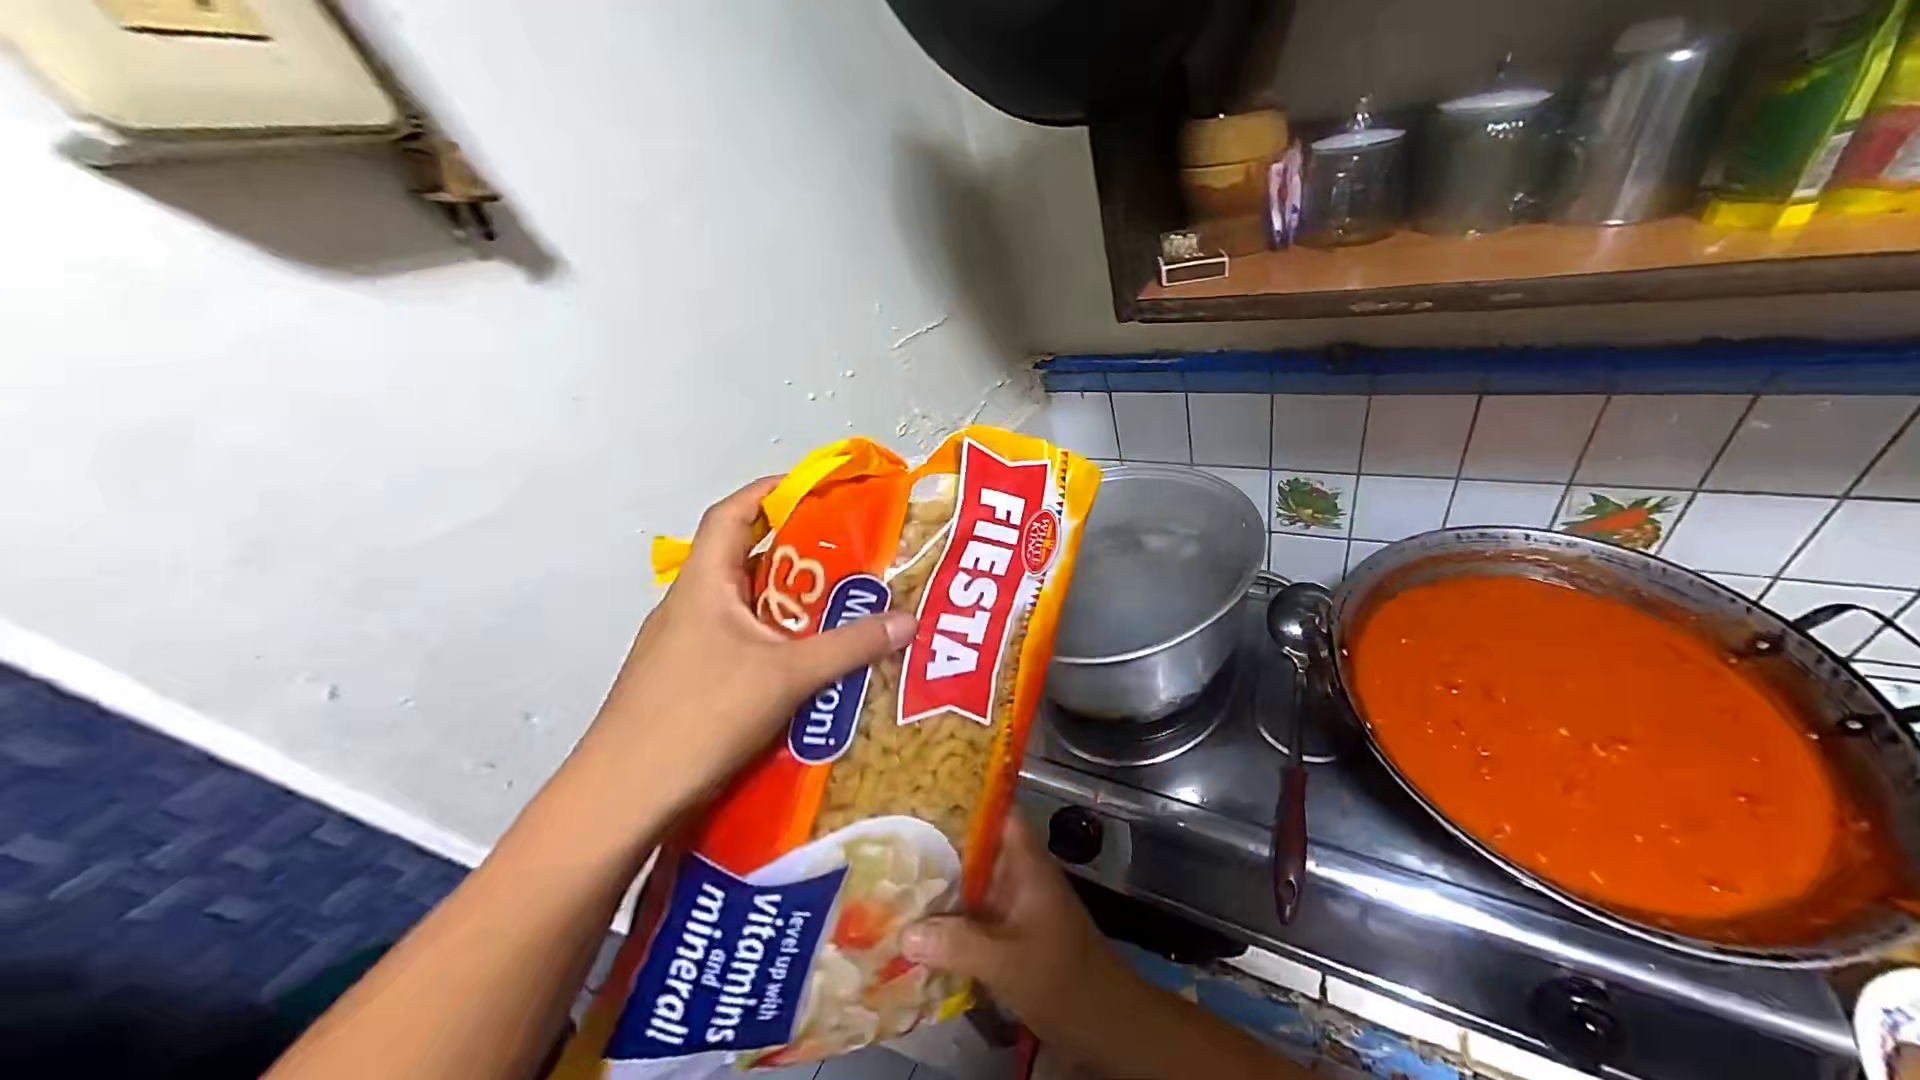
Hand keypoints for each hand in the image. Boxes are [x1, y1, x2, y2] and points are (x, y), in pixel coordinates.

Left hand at [579, 476, 916, 819]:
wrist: (625, 795)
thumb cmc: (701, 714)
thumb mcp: (786, 675)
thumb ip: (849, 646)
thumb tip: (908, 620)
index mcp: (704, 583)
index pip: (734, 513)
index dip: (772, 491)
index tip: (817, 489)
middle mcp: (690, 604)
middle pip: (746, 559)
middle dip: (797, 554)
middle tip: (851, 558)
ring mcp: (684, 645)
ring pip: (744, 607)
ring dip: (787, 604)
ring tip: (839, 610)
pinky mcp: (686, 680)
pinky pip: (738, 644)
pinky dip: (773, 642)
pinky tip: (805, 666)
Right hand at [899, 817, 1123, 1034]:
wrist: (1104, 1024)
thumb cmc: (1062, 978)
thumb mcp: (1007, 961)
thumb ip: (957, 944)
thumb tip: (903, 932)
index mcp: (1026, 863)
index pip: (998, 812)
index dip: (967, 797)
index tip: (925, 791)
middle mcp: (1017, 875)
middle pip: (975, 845)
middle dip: (937, 840)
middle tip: (889, 833)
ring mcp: (1012, 904)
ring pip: (970, 880)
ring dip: (938, 879)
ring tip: (888, 871)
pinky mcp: (1006, 933)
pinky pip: (970, 912)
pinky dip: (946, 914)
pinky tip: (911, 919)